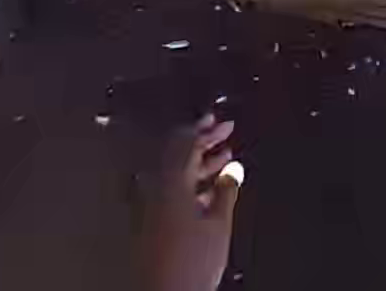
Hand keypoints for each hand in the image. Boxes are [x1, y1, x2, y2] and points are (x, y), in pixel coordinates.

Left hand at [141, 113, 242, 290]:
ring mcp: (151, 207)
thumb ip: (227, 190)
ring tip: (222, 159)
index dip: (206, 128)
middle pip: (179, 153)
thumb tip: (234, 169)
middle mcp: (156, 188)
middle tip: (223, 132)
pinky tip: (208, 190)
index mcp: (171, 181)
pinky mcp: (151, 224)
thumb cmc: (190, 265)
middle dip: (203, 141)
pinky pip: (171, 190)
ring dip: (199, 163)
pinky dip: (190, 182)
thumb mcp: (218, 223)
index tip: (222, 122)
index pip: (186, 141)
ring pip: (176, 172)